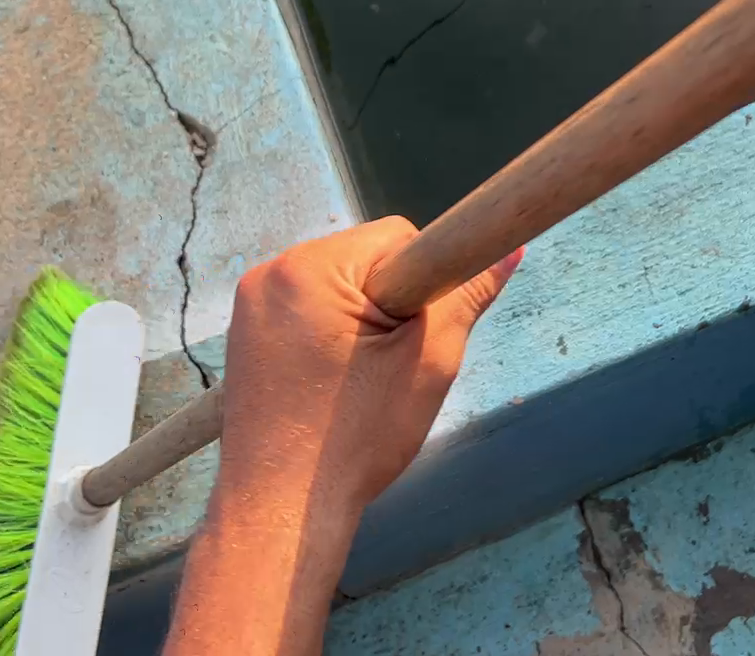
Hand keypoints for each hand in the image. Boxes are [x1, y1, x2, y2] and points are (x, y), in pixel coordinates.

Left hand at [164, 218, 521, 655]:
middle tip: (394, 361)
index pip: (397, 237)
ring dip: (363, 315)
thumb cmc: (357, 436)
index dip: (426, 281)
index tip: (421, 332)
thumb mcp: (430, 360)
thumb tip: (510, 249)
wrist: (280, 517)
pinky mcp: (244, 333)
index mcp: (309, 267)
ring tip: (364, 376)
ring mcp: (250, 303)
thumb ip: (468, 296)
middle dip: (392, 299)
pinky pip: (309, 306)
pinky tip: (335, 379)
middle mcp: (270, 272)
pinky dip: (332, 330)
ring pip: (340, 283)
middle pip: (365, 258)